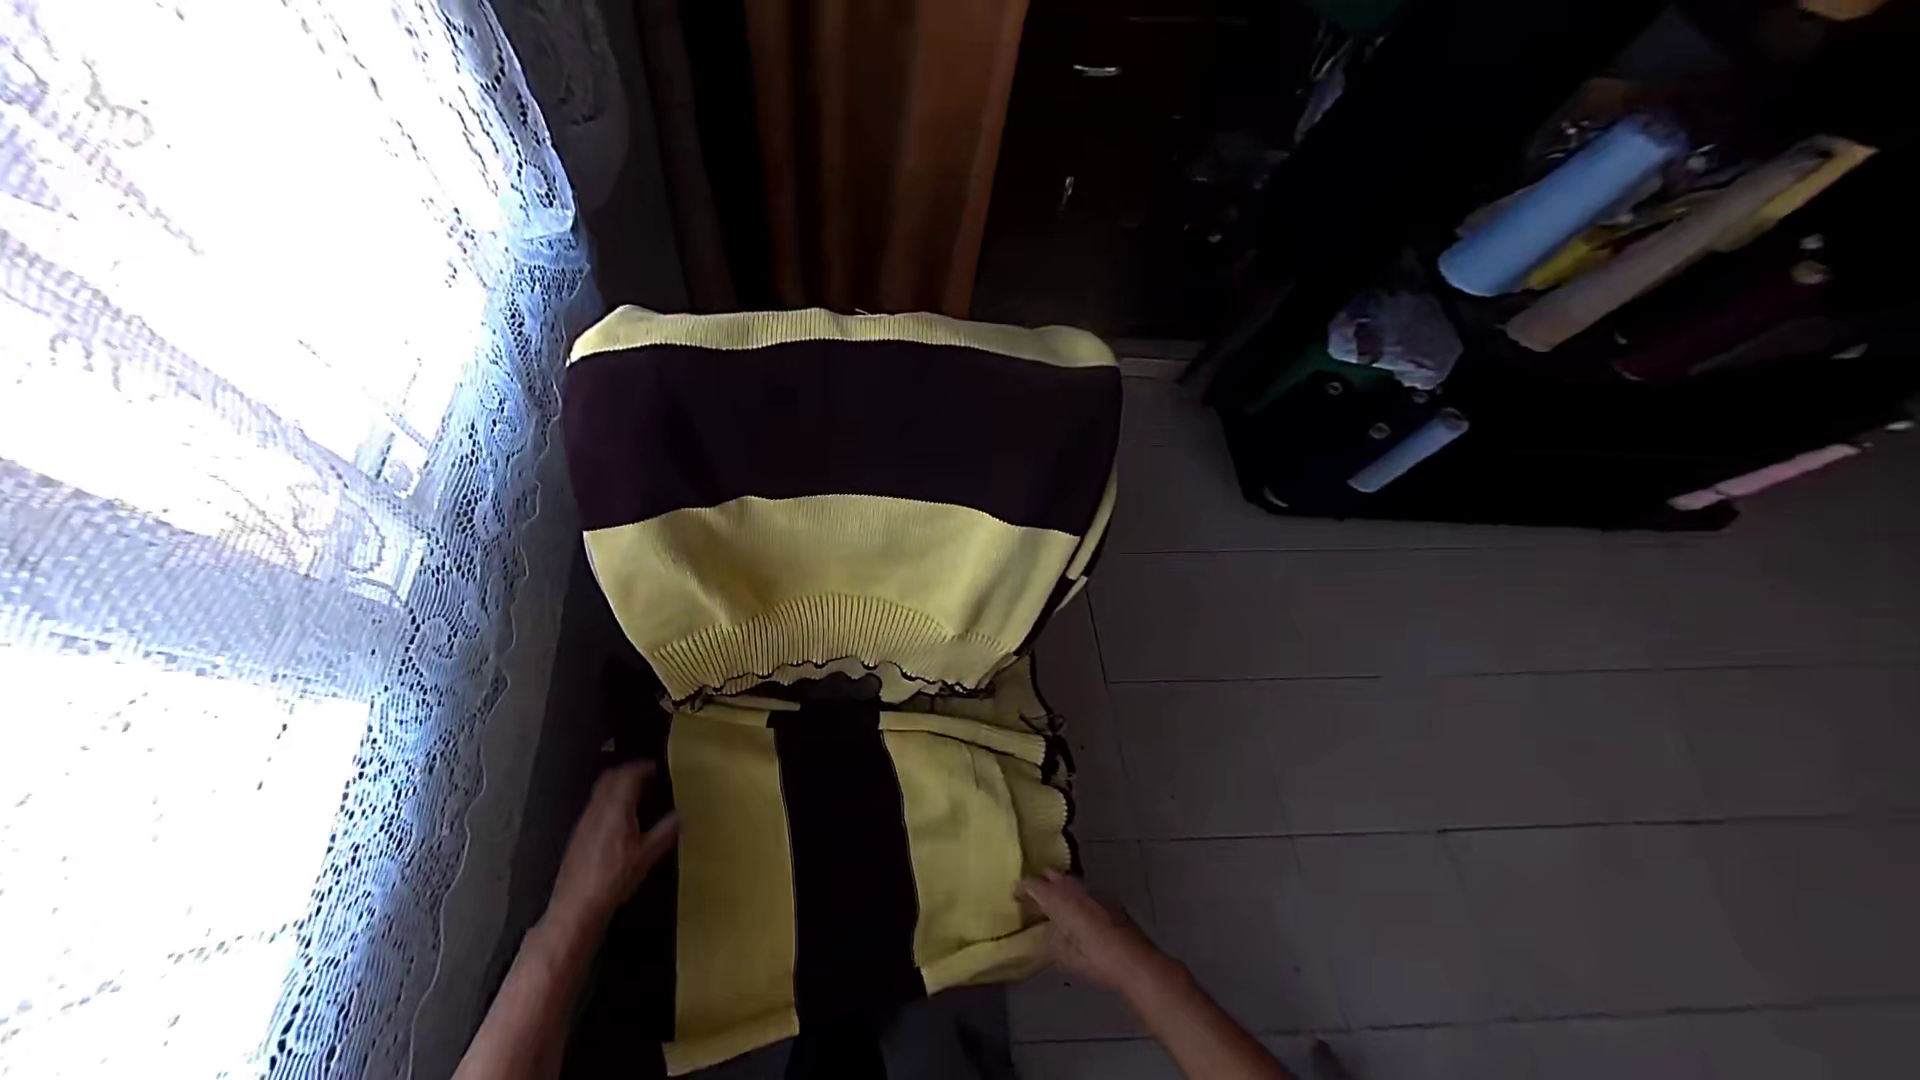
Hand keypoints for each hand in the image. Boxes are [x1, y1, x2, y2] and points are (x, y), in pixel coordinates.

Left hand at [547, 761, 678, 929]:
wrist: (577, 907)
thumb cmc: (614, 879)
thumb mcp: (648, 855)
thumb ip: (667, 830)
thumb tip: (683, 814)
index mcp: (616, 810)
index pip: (628, 775)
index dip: (644, 768)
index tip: (657, 769)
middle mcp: (597, 811)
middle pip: (611, 777)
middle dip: (630, 771)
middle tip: (647, 777)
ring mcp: (585, 822)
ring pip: (601, 790)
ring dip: (619, 785)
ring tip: (637, 795)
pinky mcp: (578, 835)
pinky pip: (594, 805)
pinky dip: (609, 800)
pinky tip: (620, 818)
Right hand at [1019, 870, 1182, 999]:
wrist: (1134, 961)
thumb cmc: (1094, 959)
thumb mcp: (1063, 955)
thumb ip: (1051, 940)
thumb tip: (1046, 933)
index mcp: (1057, 899)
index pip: (1033, 884)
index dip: (1022, 888)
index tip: (1015, 894)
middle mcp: (1074, 888)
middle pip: (1052, 875)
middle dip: (1042, 882)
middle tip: (1035, 898)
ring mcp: (1093, 892)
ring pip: (1070, 881)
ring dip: (1061, 888)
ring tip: (1056, 906)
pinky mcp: (1109, 900)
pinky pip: (1086, 892)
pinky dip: (1078, 898)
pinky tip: (1080, 917)